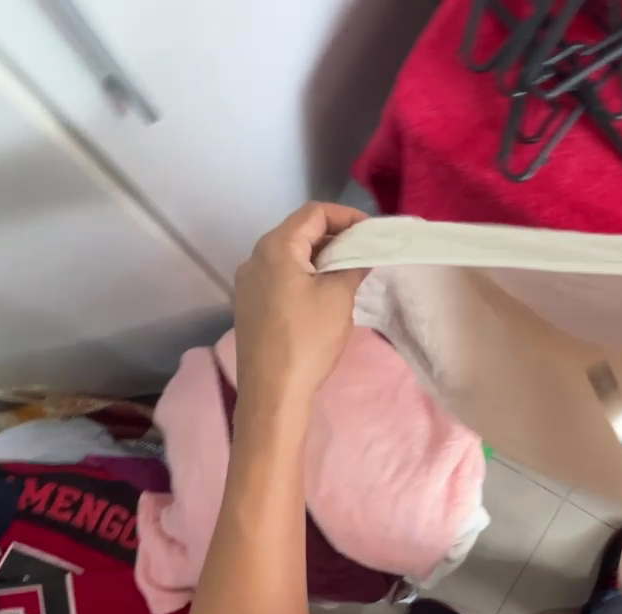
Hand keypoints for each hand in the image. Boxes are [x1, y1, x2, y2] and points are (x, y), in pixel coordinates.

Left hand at [231, 202, 370, 404]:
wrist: (273, 392)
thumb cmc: (307, 340)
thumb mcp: (338, 299)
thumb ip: (353, 267)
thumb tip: (362, 255)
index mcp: (275, 248)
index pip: (313, 213)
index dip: (346, 217)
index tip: (372, 233)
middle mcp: (255, 258)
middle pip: (298, 233)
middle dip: (334, 238)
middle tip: (365, 253)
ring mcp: (249, 284)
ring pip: (289, 257)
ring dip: (320, 259)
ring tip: (349, 274)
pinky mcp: (251, 307)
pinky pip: (281, 279)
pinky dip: (305, 277)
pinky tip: (324, 296)